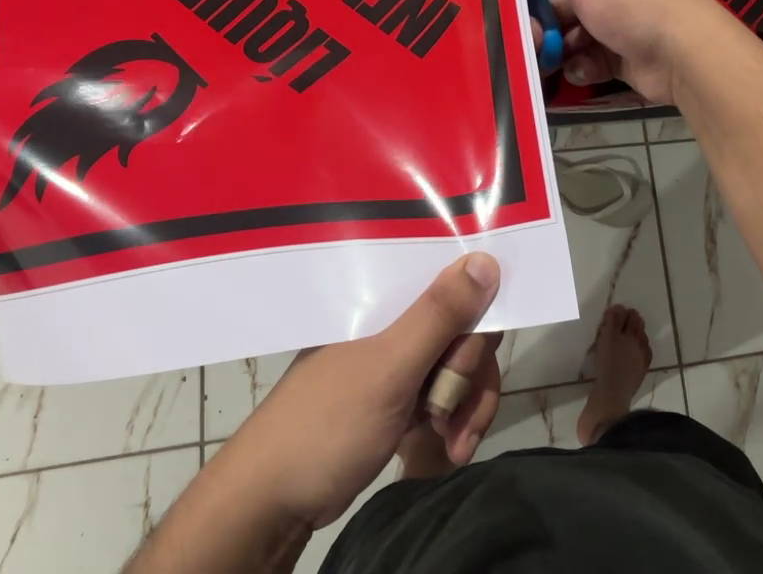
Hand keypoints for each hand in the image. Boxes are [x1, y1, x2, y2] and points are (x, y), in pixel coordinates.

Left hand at [217, 253, 503, 528]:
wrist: (275, 503)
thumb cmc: (326, 424)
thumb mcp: (389, 368)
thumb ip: (439, 315)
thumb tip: (487, 259)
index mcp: (381, 299)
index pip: (447, 280)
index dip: (475, 310)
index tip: (478, 347)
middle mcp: (391, 321)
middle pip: (464, 327)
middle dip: (471, 373)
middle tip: (449, 408)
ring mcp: (396, 361)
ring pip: (461, 365)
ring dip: (469, 405)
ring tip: (457, 444)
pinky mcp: (399, 396)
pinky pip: (446, 394)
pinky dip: (456, 421)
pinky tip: (452, 448)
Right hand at [523, 0, 735, 104]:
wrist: (683, 53)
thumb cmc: (630, 0)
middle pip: (556, 2)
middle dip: (540, 21)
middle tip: (530, 37)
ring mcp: (614, 20)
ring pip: (567, 34)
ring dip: (556, 47)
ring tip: (552, 57)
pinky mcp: (619, 55)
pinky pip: (586, 60)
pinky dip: (582, 66)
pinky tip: (587, 69)